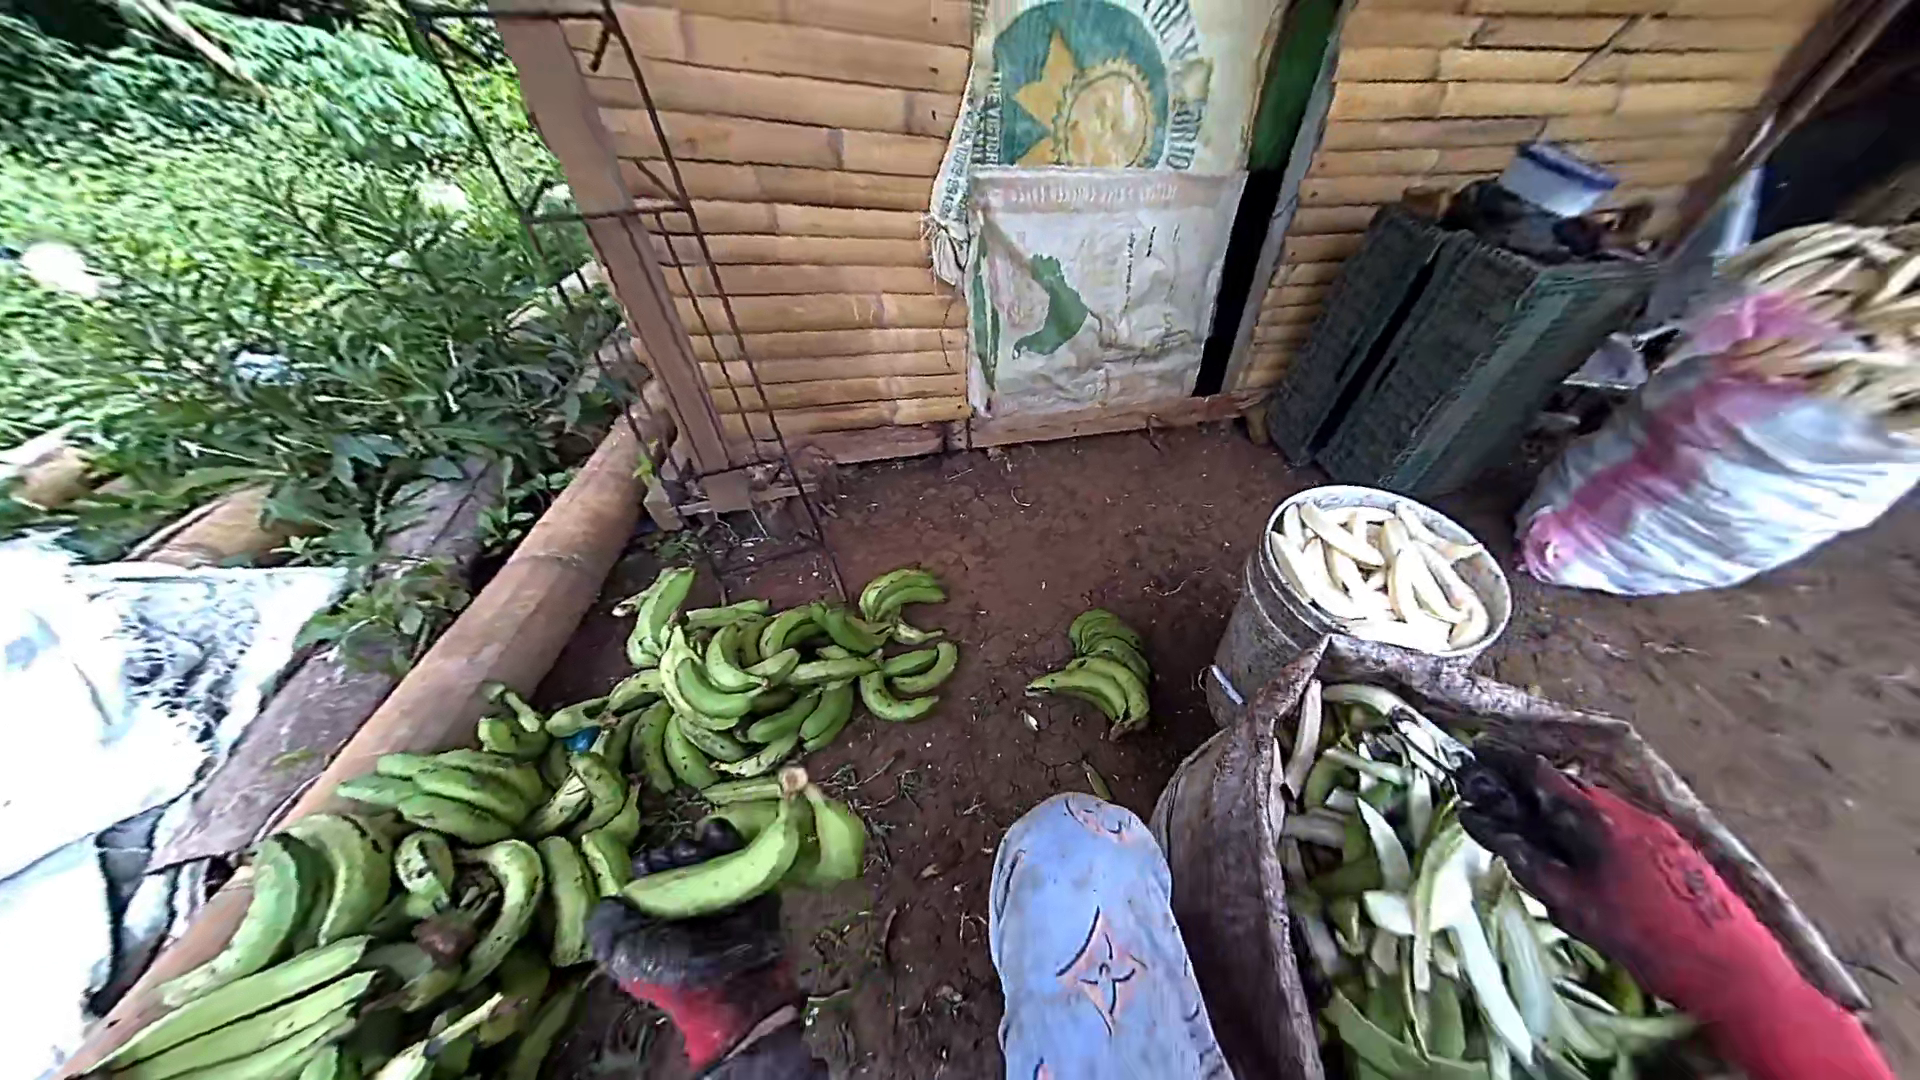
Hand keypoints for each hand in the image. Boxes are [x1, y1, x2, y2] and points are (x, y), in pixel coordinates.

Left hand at [588, 820, 799, 1072]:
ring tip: (689, 849)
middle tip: (669, 855)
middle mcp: (685, 898)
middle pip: (674, 862)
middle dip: (669, 854)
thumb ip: (609, 931)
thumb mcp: (630, 958)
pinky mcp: (746, 874)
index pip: (647, 880)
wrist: (734, 979)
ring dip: (692, 845)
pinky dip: (722, 836)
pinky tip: (714, 831)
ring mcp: (717, 885)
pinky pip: (733, 847)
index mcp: (657, 917)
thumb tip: (607, 898)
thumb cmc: (678, 972)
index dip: (644, 868)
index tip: (644, 864)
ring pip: (701, 851)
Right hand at [1457, 745, 1890, 1079]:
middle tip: (1497, 795)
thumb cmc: (1646, 939)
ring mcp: (1656, 826)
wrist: (1751, 984)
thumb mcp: (1567, 901)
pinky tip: (1579, 849)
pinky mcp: (1675, 846)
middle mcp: (1625, 810)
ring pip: (1589, 802)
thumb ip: (1520, 856)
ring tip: (1535, 826)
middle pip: (1562, 783)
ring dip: (1557, 806)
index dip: (1501, 756)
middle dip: (1525, 784)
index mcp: (1595, 817)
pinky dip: (1584, 823)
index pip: (1536, 770)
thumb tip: (1476, 818)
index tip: (1476, 749)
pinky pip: (1614, 819)